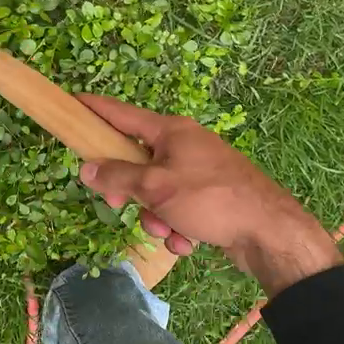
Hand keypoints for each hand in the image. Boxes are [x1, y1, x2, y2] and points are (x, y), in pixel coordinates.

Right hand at [74, 94, 343, 296]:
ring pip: (154, 190)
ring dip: (154, 215)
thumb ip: (116, 177)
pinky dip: (177, 226)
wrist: (272, 234)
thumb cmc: (211, 199)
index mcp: (170, 131)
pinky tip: (188, 242)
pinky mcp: (210, 197)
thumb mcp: (155, 188)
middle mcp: (184, 145)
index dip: (94, 108)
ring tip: (168, 231)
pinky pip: (177, 207)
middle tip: (117, 205)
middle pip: (135, 160)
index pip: (120, 114)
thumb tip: (85, 168)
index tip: (71, 102)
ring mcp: (198, 171)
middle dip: (126, 189)